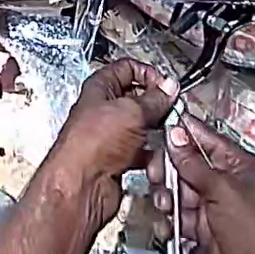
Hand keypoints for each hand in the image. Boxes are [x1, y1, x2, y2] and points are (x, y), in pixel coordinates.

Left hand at [37, 58, 176, 234]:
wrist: (82, 185)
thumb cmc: (92, 142)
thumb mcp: (131, 112)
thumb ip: (153, 99)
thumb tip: (167, 87)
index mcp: (100, 87)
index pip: (127, 69)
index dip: (148, 74)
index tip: (166, 86)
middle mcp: (103, 109)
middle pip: (136, 100)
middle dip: (156, 107)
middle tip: (172, 113)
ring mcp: (110, 135)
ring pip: (141, 129)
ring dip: (155, 135)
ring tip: (167, 138)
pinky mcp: (117, 159)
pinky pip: (141, 153)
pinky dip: (151, 158)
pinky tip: (158, 160)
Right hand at [152, 115, 254, 253]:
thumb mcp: (224, 192)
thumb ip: (194, 163)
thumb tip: (174, 133)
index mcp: (234, 164)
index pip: (201, 136)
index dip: (178, 133)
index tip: (156, 135)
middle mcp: (223, 182)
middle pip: (184, 163)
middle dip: (167, 170)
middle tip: (158, 178)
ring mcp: (214, 208)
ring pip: (178, 190)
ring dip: (166, 197)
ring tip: (166, 207)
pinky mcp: (206, 232)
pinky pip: (179, 217)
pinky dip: (169, 221)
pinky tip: (168, 226)